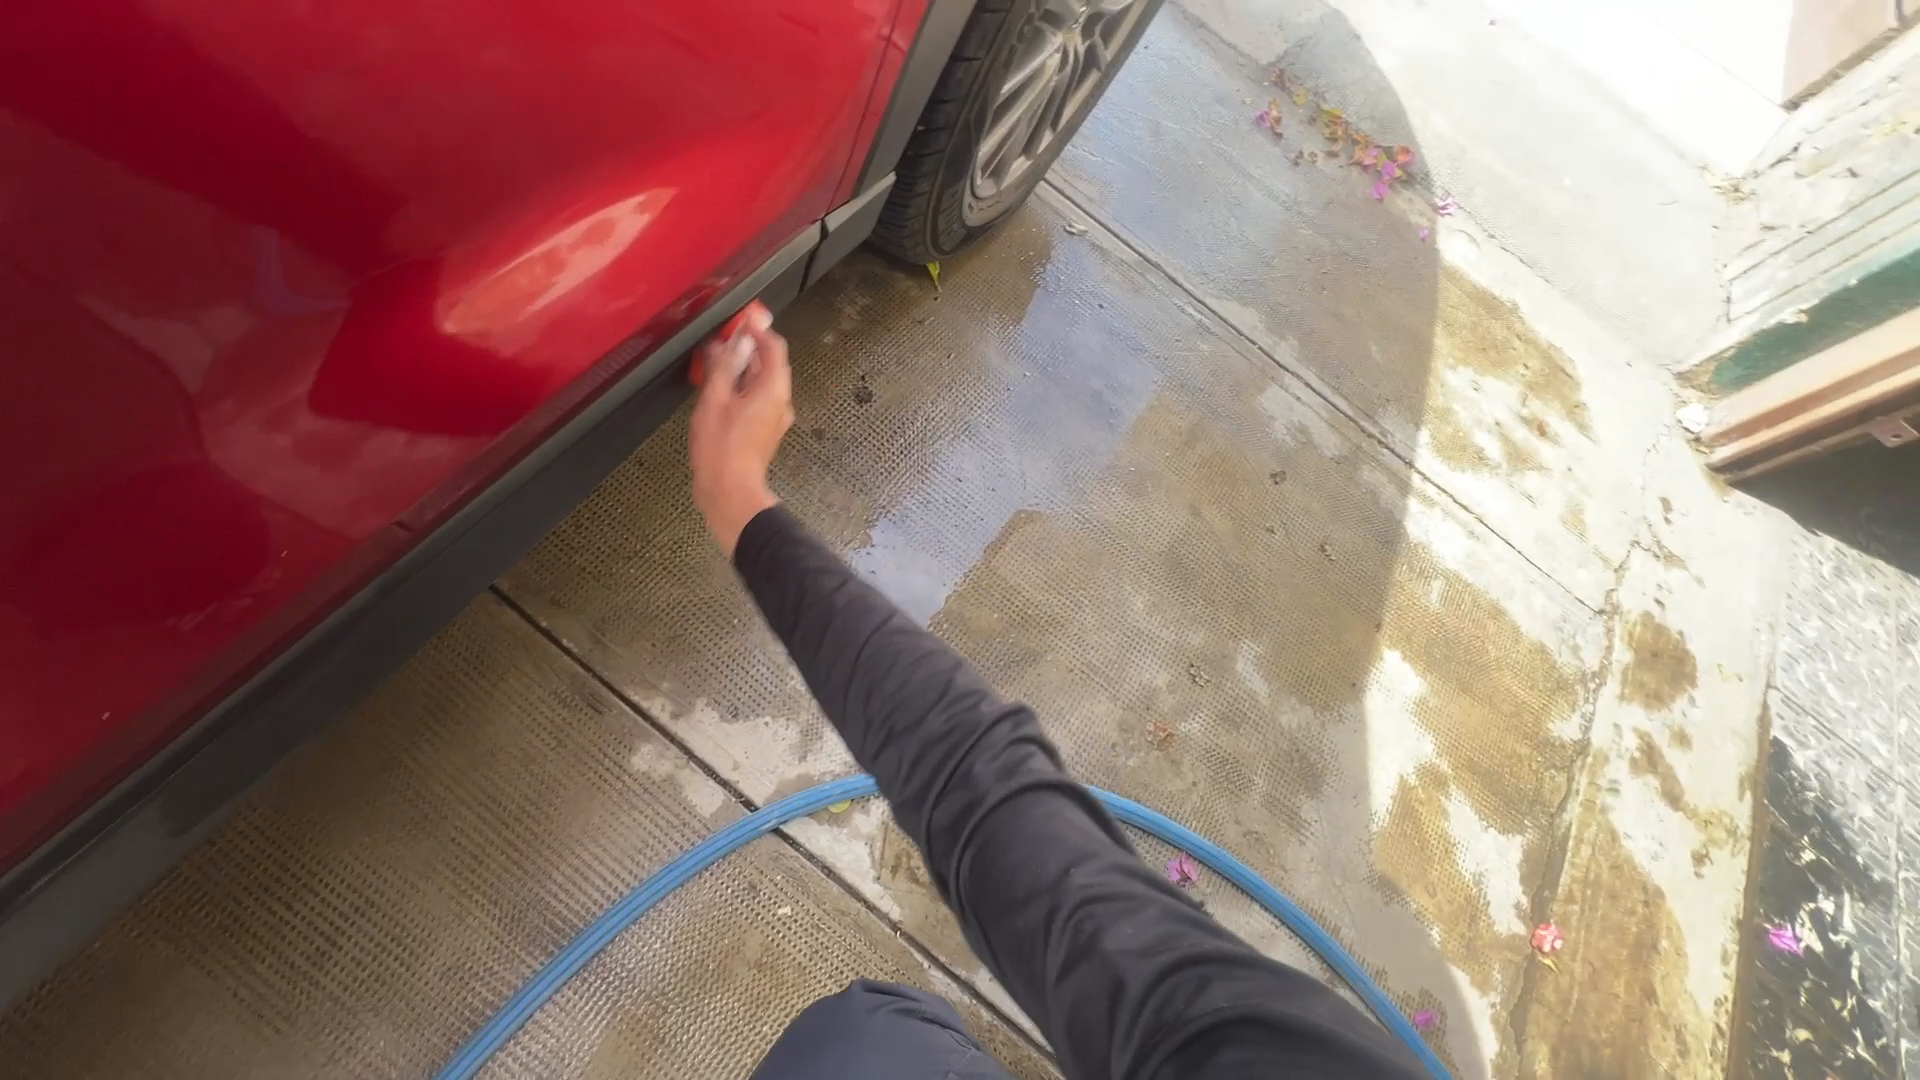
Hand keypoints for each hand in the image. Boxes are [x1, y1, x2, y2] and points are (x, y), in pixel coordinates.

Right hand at [688, 301, 791, 555]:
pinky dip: (740, 389)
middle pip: (768, 364)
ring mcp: (774, 418)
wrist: (729, 490)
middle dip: (746, 349)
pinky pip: (756, 400)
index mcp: (773, 389)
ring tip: (714, 364)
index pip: (774, 347)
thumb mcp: (715, 398)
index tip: (740, 320)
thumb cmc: (722, 449)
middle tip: (722, 340)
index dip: (757, 329)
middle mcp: (780, 402)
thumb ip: (724, 364)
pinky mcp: (764, 431)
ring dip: (740, 369)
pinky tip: (718, 392)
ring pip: (760, 382)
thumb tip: (732, 341)